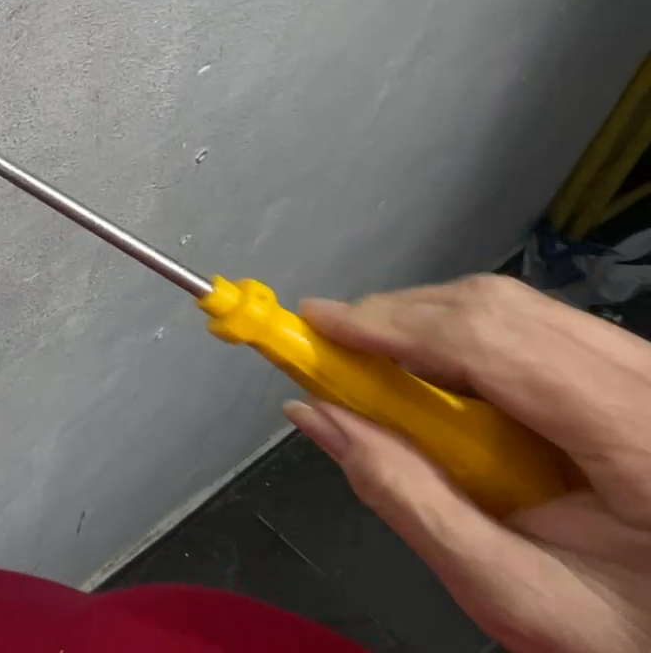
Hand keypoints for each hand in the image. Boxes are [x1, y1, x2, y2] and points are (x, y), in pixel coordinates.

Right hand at [284, 276, 650, 652]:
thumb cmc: (630, 632)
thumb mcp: (517, 594)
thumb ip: (410, 500)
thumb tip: (314, 415)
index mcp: (642, 444)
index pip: (493, 342)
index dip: (393, 322)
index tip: (315, 323)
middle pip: (504, 310)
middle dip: (401, 317)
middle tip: (336, 349)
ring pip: (523, 311)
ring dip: (434, 326)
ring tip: (384, 367)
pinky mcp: (646, 383)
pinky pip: (548, 330)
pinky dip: (476, 341)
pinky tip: (450, 384)